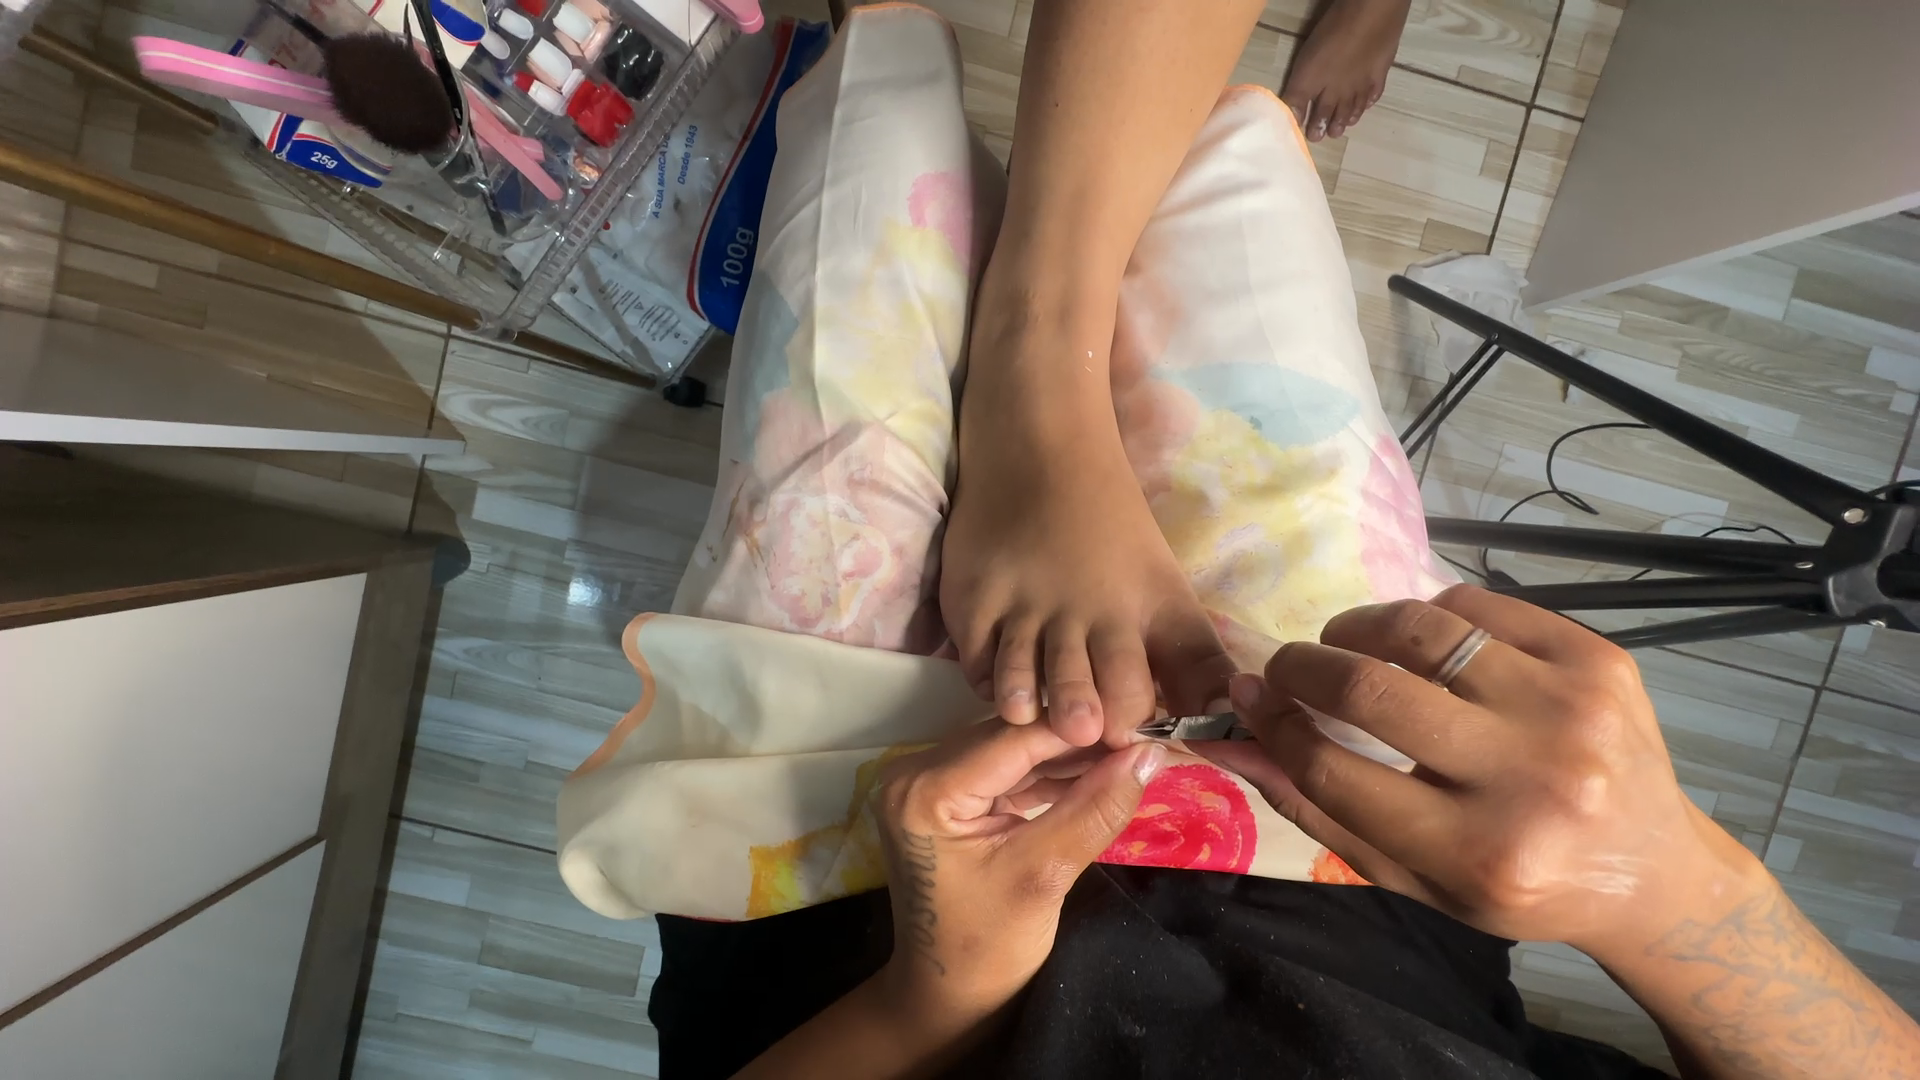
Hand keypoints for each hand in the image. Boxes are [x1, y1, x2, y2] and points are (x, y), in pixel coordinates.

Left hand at [873, 719, 1164, 1026]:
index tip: (1138, 721)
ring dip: (1069, 753)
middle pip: (1012, 736)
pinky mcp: (949, 793)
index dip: (1080, 725)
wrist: (946, 997)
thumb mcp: (1044, 876)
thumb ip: (1094, 809)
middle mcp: (918, 769)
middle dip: (1078, 736)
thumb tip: (1148, 754)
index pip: (1015, 738)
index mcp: (925, 788)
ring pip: (1014, 750)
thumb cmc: (985, 950)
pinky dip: (1051, 773)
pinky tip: (1097, 768)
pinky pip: (1007, 770)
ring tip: (1128, 748)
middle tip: (1139, 733)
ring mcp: (931, 779)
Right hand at [942, 318, 1236, 747]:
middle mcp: (1080, 615)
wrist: (1040, 449)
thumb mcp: (1165, 584)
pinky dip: (985, 681)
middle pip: (1083, 696)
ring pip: (1022, 685)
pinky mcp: (973, 600)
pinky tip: (997, 681)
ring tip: (1029, 713)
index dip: (1137, 723)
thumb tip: (1235, 716)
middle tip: (1083, 730)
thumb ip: (1195, 657)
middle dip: (1086, 722)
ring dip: (1028, 705)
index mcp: (1136, 612)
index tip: (1128, 733)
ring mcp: (1021, 608)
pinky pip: (975, 663)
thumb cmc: (1110, 520)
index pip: (1142, 692)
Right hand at [1195, 584, 1740, 953]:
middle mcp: (1534, 780)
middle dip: (1299, 666)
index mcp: (1480, 853)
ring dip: (1355, 627)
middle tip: (1286, 668)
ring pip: (1417, 628)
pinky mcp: (1598, 660)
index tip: (1251, 699)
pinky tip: (1424, 648)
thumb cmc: (1511, 882)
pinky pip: (1471, 603)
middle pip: (1369, 689)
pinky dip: (1425, 617)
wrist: (1655, 875)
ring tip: (1346, 645)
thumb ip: (1308, 803)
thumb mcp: (1405, 872)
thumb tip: (1225, 738)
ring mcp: (1573, 710)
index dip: (1272, 724)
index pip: (1330, 768)